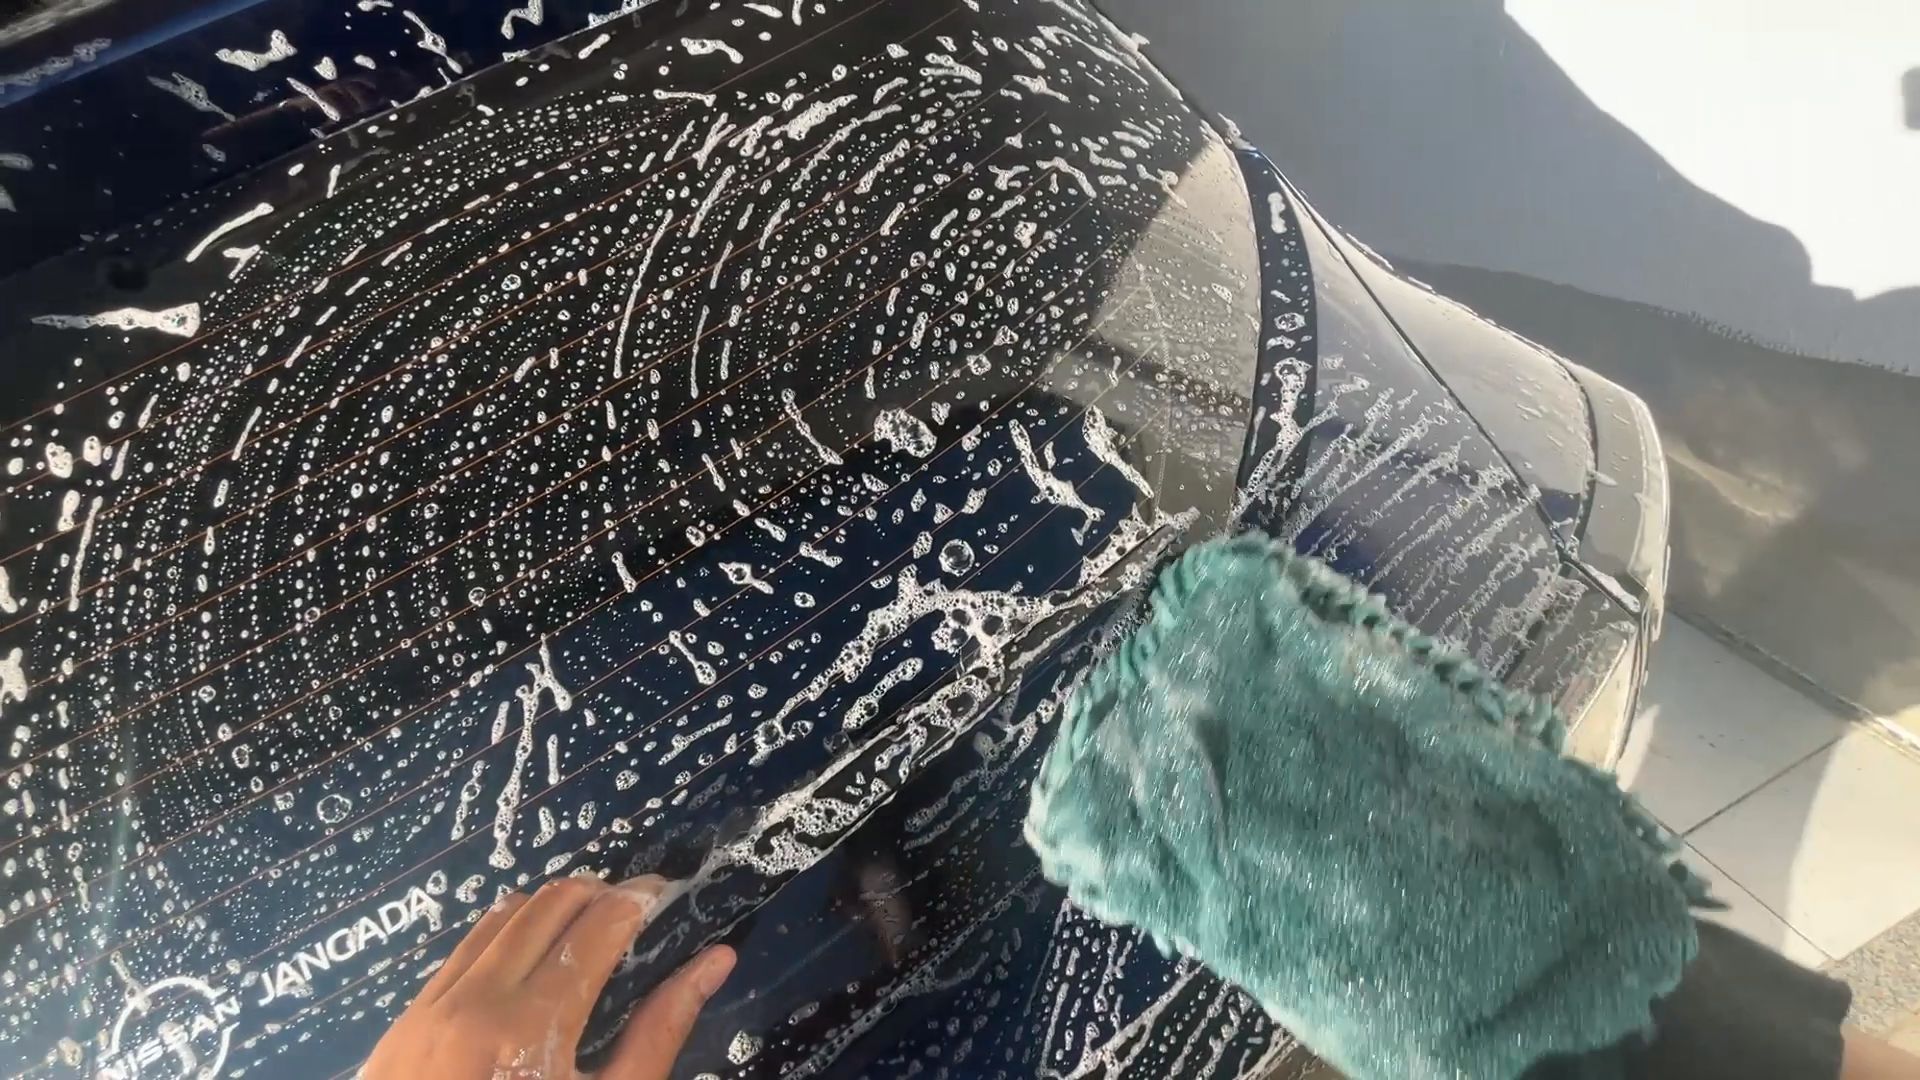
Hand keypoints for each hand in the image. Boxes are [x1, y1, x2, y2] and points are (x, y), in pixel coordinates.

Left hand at [361, 874, 735, 1079]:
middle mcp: (476, 1000)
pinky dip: (511, 932)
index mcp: (531, 1026)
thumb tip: (718, 959)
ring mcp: (430, 1009)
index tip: (670, 897)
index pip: (604, 919)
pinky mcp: (401, 1024)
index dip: (645, 896)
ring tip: (586, 937)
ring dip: (558, 907)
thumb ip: (662, 1029)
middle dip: (605, 893)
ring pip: (509, 911)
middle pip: (556, 899)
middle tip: (634, 920)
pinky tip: (532, 967)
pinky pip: (467, 945)